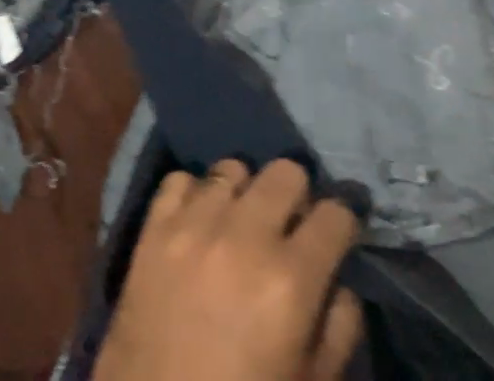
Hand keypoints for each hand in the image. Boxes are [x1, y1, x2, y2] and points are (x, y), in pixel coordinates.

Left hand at [94, 159, 365, 380]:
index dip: (343, 222)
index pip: (336, 213)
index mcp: (291, 279)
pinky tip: (199, 222)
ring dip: (244, 192)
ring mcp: (193, 227)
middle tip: (289, 226)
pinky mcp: (151, 231)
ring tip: (240, 221)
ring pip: (233, 169)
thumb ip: (340, 325)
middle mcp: (244, 237)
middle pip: (286, 172)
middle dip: (297, 195)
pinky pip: (179, 180)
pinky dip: (194, 194)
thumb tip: (340, 278)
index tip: (337, 235)